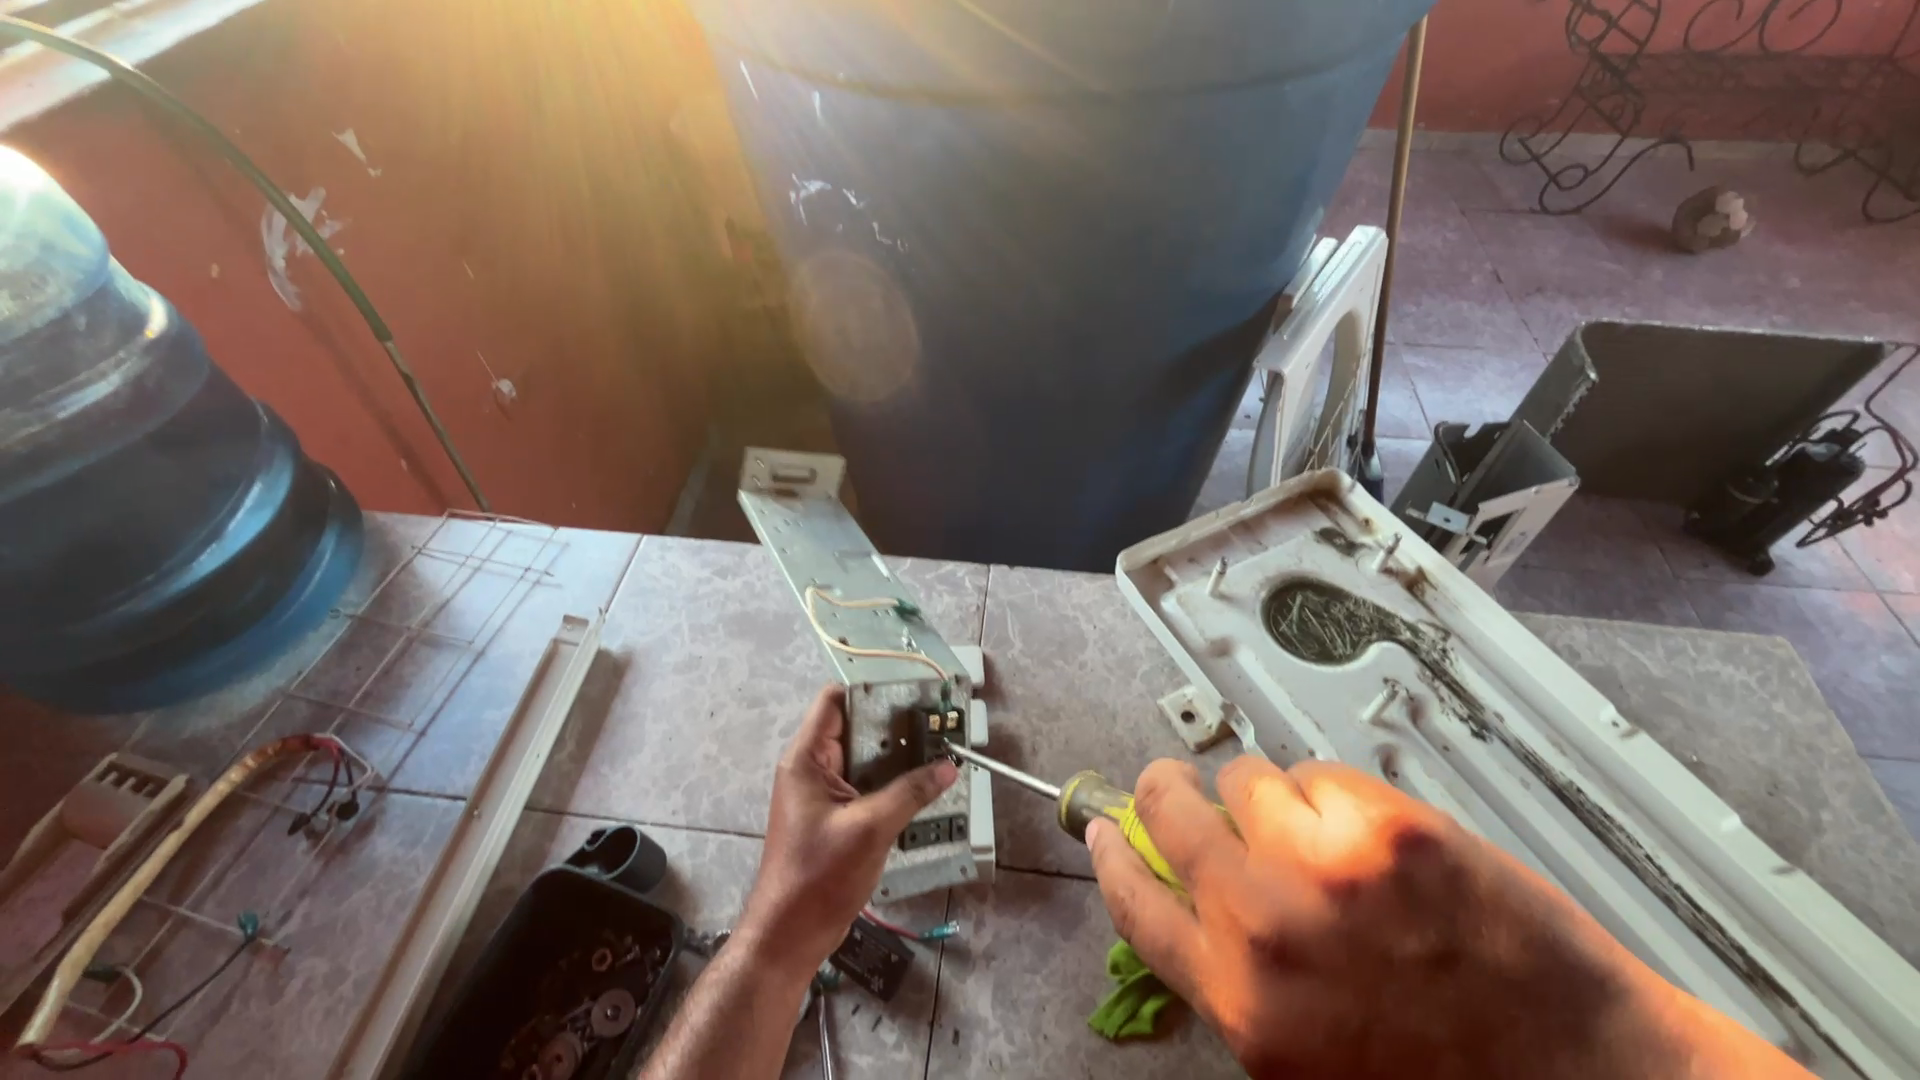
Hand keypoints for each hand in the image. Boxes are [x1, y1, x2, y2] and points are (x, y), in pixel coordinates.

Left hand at [736, 684, 957, 974]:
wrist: (790, 935)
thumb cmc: (819, 877)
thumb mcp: (870, 828)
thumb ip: (911, 793)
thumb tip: (948, 766)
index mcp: (806, 759)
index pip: (835, 701)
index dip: (872, 690)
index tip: (913, 693)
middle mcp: (813, 768)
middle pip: (857, 728)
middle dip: (897, 725)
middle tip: (938, 723)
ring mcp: (824, 793)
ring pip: (867, 759)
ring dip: (900, 756)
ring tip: (940, 750)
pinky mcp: (837, 816)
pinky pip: (869, 786)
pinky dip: (895, 783)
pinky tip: (926, 785)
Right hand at [1086, 757, 1811, 1079]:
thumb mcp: (1299, 1055)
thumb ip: (1232, 976)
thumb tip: (1186, 892)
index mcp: (1236, 997)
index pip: (1134, 902)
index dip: (1112, 855)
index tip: (1102, 827)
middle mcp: (1263, 925)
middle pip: (1171, 809)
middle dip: (1170, 789)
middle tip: (1184, 783)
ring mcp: (1323, 867)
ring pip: (1247, 778)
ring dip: (1268, 797)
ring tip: (1319, 835)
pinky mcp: (1388, 826)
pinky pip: (1321, 773)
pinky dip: (1335, 795)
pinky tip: (1377, 838)